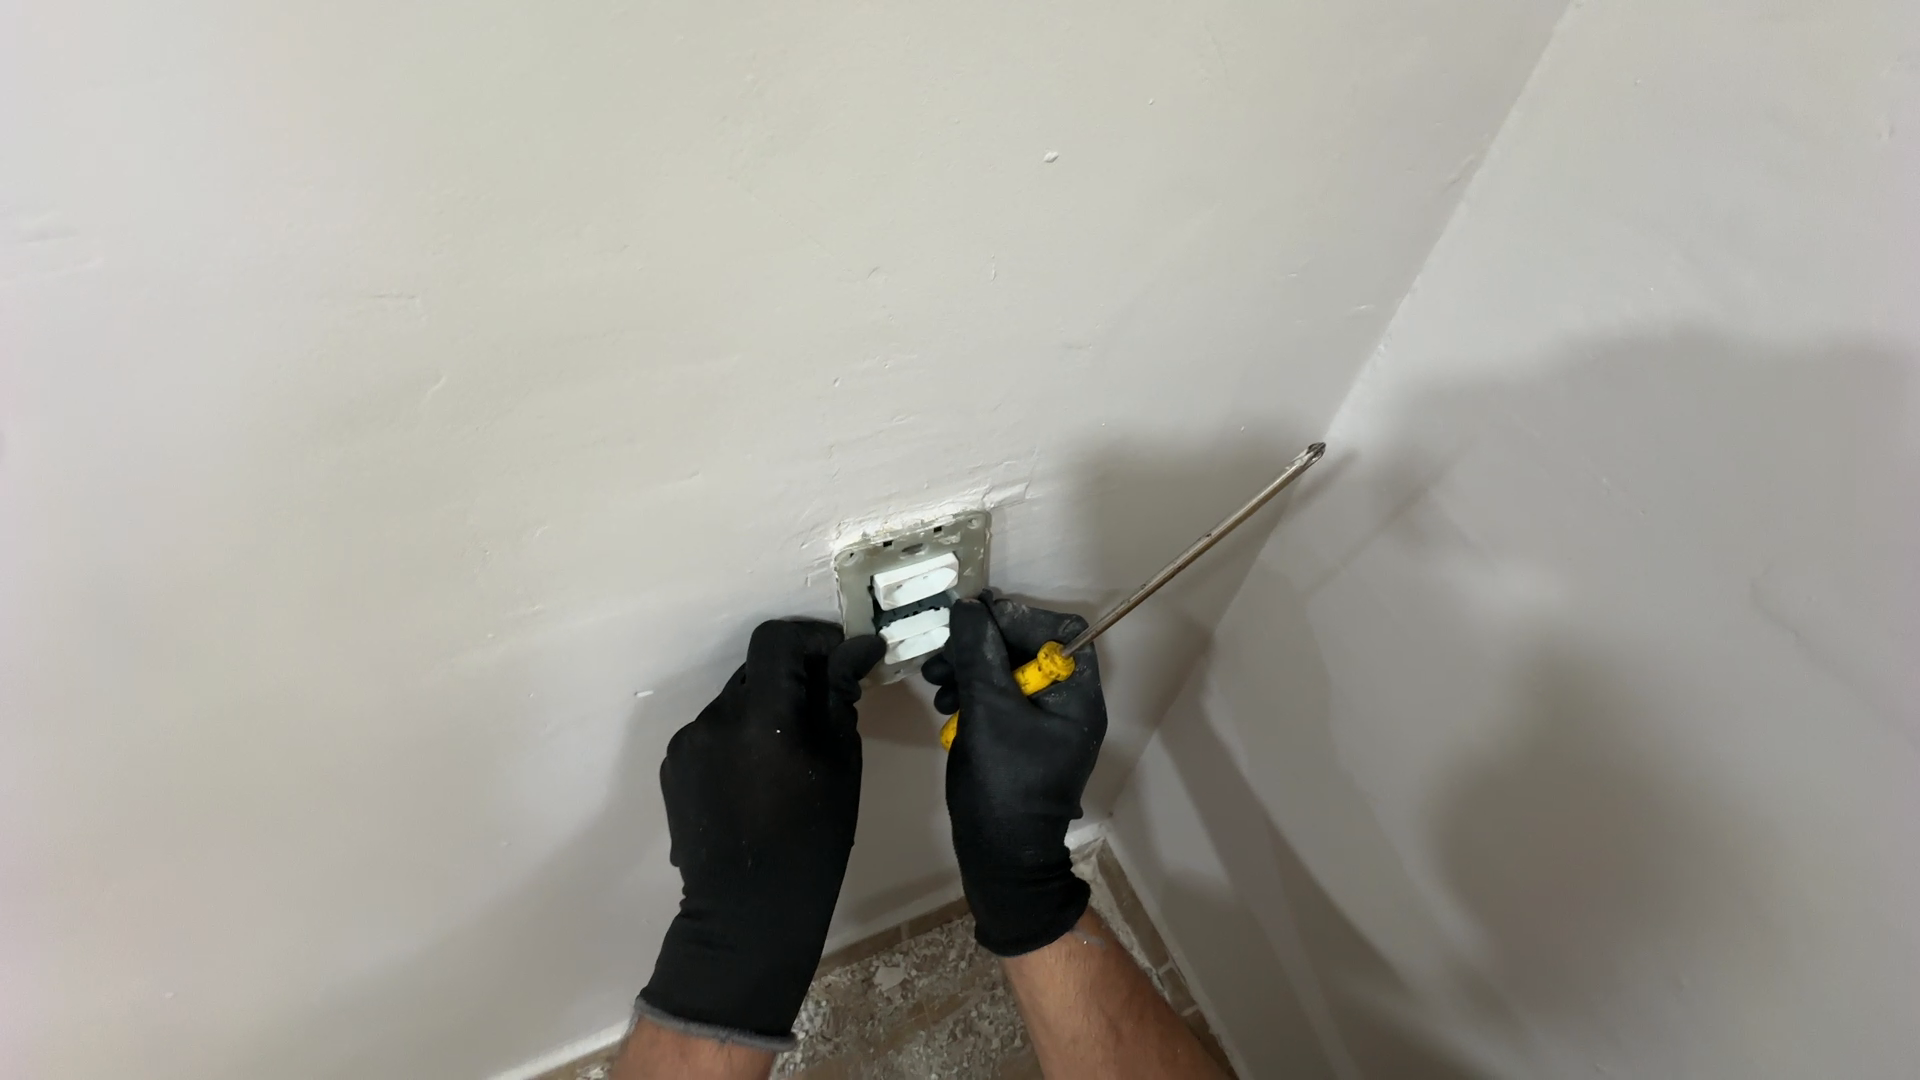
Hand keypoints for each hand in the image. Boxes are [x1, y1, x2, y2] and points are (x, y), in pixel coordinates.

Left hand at [637, 620, 884, 1048]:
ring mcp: (687, 742)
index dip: (812, 637)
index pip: (775, 639)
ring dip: (768, 707)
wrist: (747, 914)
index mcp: (760, 717)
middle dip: (794, 675)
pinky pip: (716, 729)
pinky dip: (743, 733)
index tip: (840, 657)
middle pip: (757, 669)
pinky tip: (759, 774)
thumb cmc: (811, 839)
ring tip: (790, 751)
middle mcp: (714, 718)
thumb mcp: (840, 762)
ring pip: (737, 699)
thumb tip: (859, 647)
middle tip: (826, 706)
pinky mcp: (673, 764)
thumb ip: (839, 695)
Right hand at [922, 591, 1107, 955]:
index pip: (1057, 630)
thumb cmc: (1003, 783)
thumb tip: (969, 606)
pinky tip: (944, 700)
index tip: (974, 617)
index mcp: (1076, 695)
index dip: (1016, 617)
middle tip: (945, 649)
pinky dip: (971, 689)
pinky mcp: (1020, 732)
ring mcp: (1043, 719)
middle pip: (1028, 646)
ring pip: (1007, 668)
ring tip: (936, 677)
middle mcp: (1067, 701)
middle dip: (983, 643)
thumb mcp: (989, 711)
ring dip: (970, 665)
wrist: (998, 856)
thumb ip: (980, 654)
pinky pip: (998, 694)